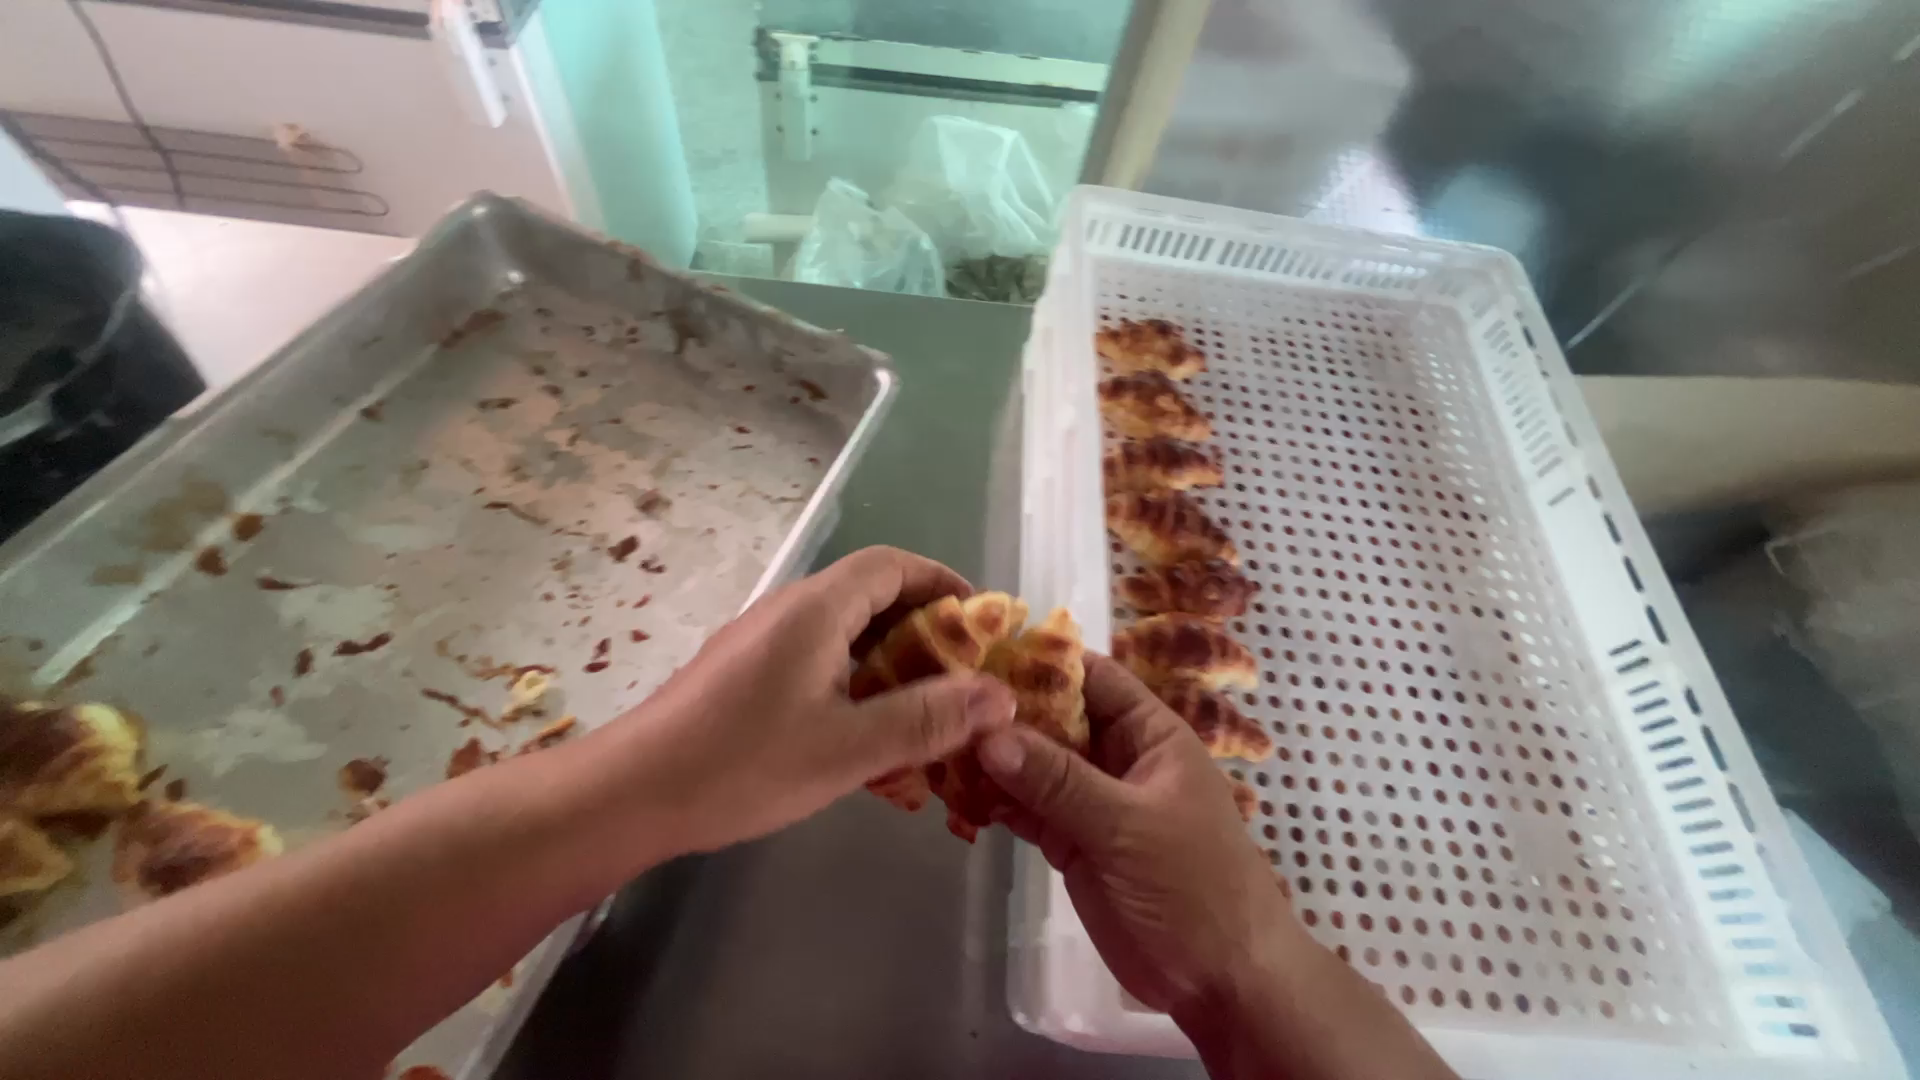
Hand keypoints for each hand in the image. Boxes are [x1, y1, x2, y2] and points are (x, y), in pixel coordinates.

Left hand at [611, 546, 1015, 854]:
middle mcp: (789, 610)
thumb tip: (999, 696)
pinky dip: (855, 677)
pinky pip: (817, 656)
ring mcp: (762, 640)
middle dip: (923, 624)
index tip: (980, 618)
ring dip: (889, 655)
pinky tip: (864, 727)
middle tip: (962, 670)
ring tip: (925, 702)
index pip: (892, 565)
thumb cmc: (742, 764)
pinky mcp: (746, 672)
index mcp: (816, 609)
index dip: (941, 581)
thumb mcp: (847, 749)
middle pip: (870, 593)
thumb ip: (926, 719)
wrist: (630, 795)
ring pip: (843, 628)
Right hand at [978, 654, 1290, 1013]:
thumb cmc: (1193, 885)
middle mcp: (1117, 758)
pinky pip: (1028, 808)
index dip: (1047, 661)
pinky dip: (997, 802)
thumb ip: (1059, 780)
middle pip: (1056, 719)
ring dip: (994, 758)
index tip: (985, 651)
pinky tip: (957, 793)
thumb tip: (990, 734)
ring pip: (1035, 764)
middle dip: (1007, 712)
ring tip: (939, 743)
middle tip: (944, 700)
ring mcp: (1092, 801)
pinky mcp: (1072, 842)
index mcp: (1149, 734)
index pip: (1095, 678)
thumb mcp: (1128, 825)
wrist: (1221, 981)